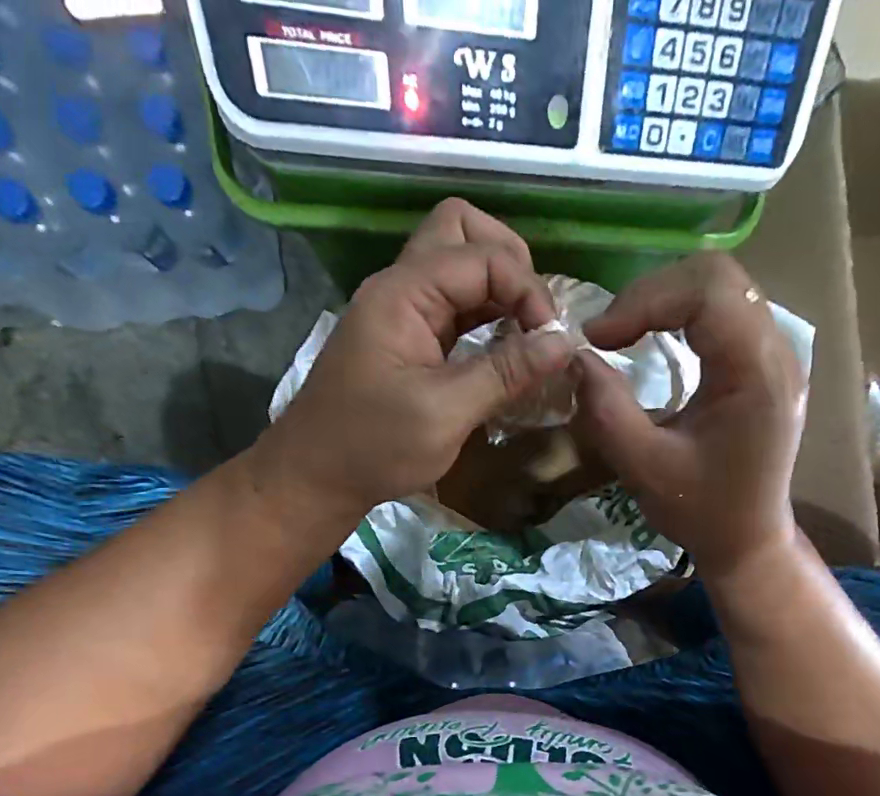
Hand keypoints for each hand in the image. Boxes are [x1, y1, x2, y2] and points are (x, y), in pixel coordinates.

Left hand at [253, 199, 574, 515]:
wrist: (314, 479)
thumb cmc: (372, 448)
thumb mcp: (444, 414)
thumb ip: (505, 373)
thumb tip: (564, 343)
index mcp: (402, 293)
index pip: (482, 256)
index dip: (527, 288)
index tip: (550, 340)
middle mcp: (400, 288)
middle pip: (461, 232)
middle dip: (509, 264)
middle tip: (532, 316)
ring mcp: (401, 312)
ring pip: (458, 266)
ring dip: (498, 291)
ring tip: (526, 336)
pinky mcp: (406, 339)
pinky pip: (453, 306)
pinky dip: (484, 317)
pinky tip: (505, 350)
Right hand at [573, 254, 806, 577]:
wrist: (749, 539)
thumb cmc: (700, 510)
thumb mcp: (643, 467)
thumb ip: (607, 410)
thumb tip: (575, 357)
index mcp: (756, 374)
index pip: (707, 292)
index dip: (643, 300)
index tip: (597, 337)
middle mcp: (778, 350)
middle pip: (717, 275)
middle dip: (651, 292)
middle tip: (608, 332)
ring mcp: (777, 352)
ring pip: (722, 284)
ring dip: (665, 298)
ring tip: (624, 331)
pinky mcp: (765, 359)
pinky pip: (725, 308)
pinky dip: (681, 311)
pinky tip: (653, 337)